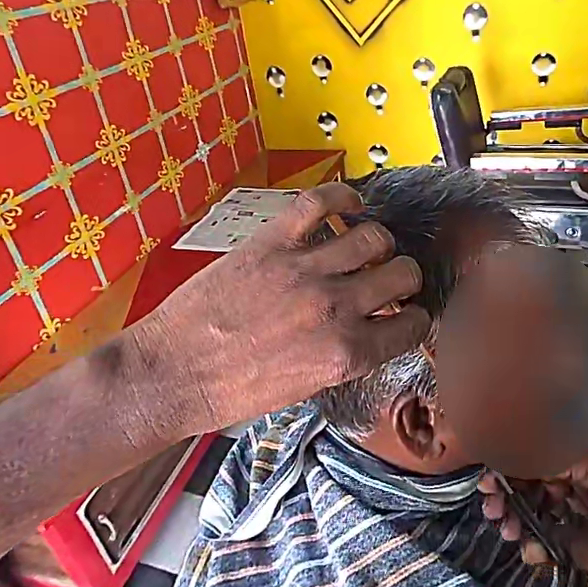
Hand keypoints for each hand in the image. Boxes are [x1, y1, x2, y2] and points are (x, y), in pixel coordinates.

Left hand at [121, 183, 429, 443]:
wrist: (172, 373)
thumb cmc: (231, 390)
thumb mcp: (305, 387)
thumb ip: (344, 354)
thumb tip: (369, 328)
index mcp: (345, 354)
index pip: (410, 326)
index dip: (415, 318)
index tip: (409, 312)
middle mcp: (333, 309)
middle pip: (401, 273)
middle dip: (403, 277)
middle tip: (390, 277)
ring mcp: (303, 271)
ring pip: (372, 237)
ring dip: (377, 242)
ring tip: (366, 246)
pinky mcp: (271, 242)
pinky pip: (319, 203)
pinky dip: (342, 196)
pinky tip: (349, 204)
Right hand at [479, 447, 587, 586]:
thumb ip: (559, 543)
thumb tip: (525, 546)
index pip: (542, 455)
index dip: (510, 471)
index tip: (487, 487)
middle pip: (543, 469)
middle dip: (514, 491)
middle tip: (491, 514)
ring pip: (552, 487)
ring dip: (528, 506)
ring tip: (507, 530)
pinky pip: (566, 501)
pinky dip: (548, 516)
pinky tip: (531, 536)